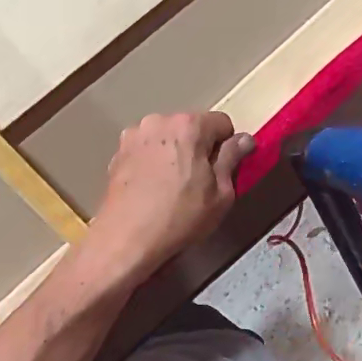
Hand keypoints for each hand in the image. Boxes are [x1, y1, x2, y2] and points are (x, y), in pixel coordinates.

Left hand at [84, 112, 253, 279]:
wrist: (126, 239)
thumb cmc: (178, 218)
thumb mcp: (221, 194)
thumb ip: (233, 159)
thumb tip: (244, 140)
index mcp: (188, 125)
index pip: (221, 123)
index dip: (227, 147)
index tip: (223, 170)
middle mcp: (158, 122)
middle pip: (191, 127)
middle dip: (198, 149)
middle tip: (199, 183)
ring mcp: (134, 136)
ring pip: (167, 138)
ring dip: (174, 154)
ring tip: (172, 188)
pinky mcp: (118, 153)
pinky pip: (146, 151)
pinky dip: (153, 163)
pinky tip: (152, 189)